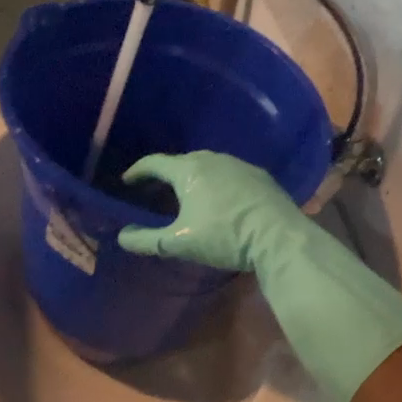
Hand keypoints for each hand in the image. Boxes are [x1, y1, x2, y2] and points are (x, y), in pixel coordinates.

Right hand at [116, 151, 401, 401]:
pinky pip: (228, 175)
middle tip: (153, 192)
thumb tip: (121, 237)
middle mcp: (212, 158)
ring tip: (185, 196)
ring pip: (207, 167)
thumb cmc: (224, 236)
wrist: (279, 237)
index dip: (137, 172)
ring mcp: (238, 164)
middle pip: (181, 163)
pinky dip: (216, 184)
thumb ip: (147, 240)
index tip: (126, 181)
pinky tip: (219, 201)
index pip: (154, 163)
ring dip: (193, 179)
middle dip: (165, 176)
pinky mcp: (259, 176)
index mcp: (188, 169)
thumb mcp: (179, 243)